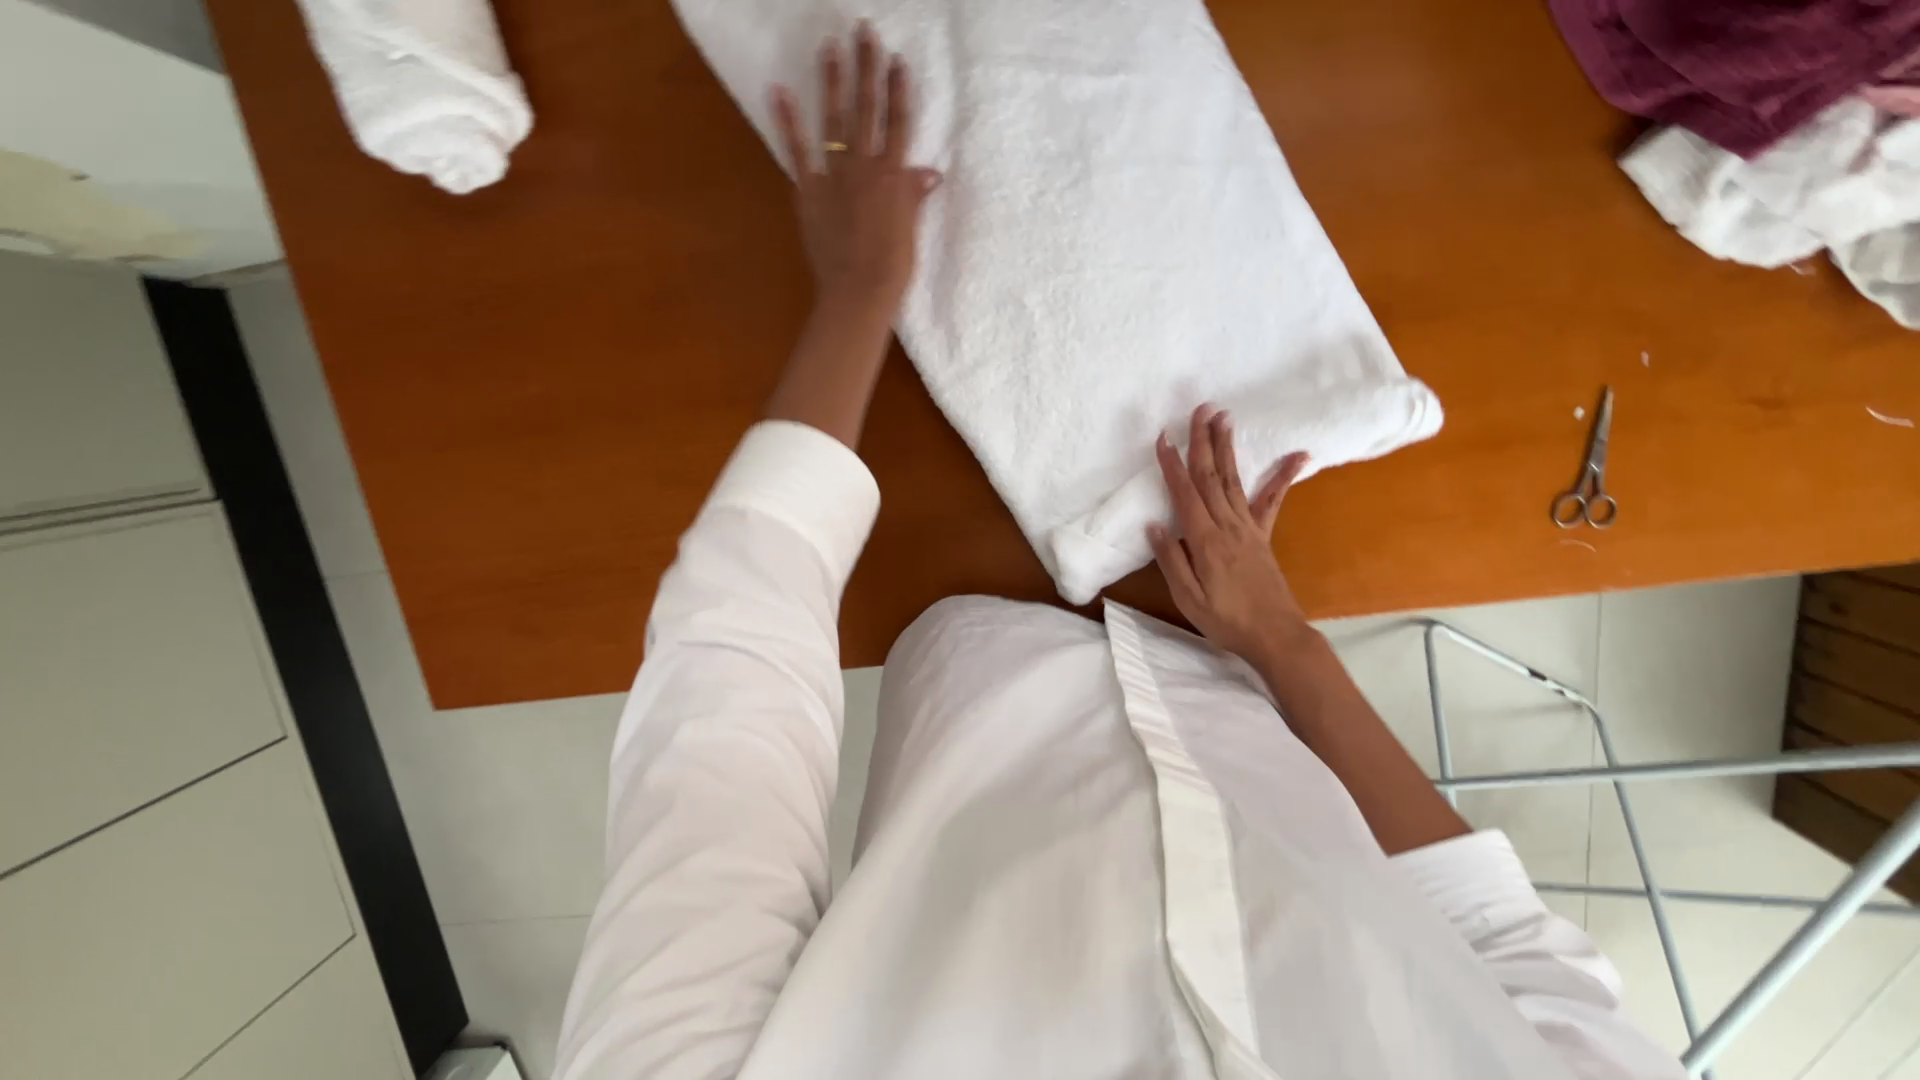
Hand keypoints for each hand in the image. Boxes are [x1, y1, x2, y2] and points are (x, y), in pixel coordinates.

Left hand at [771, 24, 941, 311]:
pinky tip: (779, 90)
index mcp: (895, 176)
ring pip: (835, 120)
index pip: (898, 122)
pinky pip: (797, 151)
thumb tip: (929, 173)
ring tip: (829, 47)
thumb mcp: (910, 229)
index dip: (898, 89)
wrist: (859, 291)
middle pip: (867, 109)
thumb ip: (914, 195)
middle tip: (863, 31)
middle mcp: (865, 167)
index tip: (897, 58)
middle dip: (866, 67)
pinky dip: (787, 120)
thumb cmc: (892, 267)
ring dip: (832, 81)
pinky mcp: (809, 191)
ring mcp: (835, 176)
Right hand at [1147, 405, 1312, 662]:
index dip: (1172, 465)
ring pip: (1235, 480)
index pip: (1185, 495)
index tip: (1163, 438)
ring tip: (1225, 418)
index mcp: (1206, 541)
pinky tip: (1298, 455)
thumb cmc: (1226, 621)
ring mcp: (1249, 528)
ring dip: (1228, 447)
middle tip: (1201, 409)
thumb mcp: (1188, 598)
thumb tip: (1154, 526)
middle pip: (1212, 477)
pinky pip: (1272, 500)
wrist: (1276, 636)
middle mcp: (1228, 526)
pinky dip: (1283, 476)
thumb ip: (1171, 560)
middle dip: (1203, 442)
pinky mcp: (1263, 535)